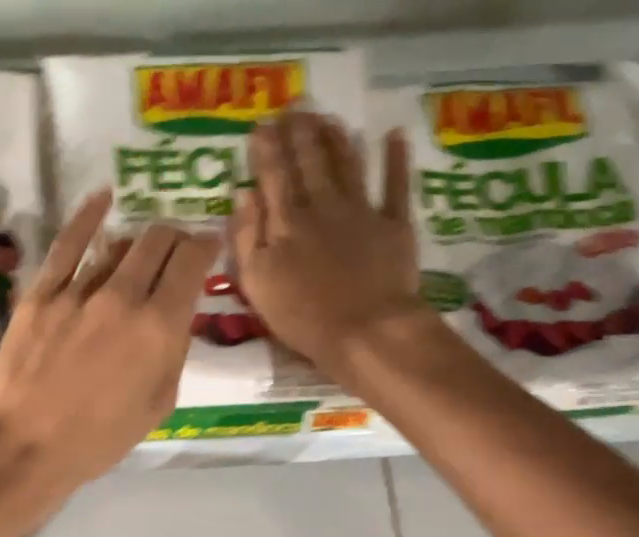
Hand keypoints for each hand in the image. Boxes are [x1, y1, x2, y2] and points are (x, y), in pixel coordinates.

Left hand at [0, 190, 220, 487]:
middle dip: (174, 237)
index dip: (206, 246)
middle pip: (157, 243)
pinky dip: (88, 217)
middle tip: (176, 247)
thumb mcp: (157, 405)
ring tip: (141, 246)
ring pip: (117, 245)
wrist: (27, 444)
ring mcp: (79, 291)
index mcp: (160, 327)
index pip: (192, 262)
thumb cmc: (98, 439)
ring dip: (136, 242)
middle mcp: (124, 297)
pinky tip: (102, 199)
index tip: (209, 244)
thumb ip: (172, 354)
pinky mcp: (42, 294)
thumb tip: (174, 318)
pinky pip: (67, 245)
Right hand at [234, 112, 426, 385]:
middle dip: (300, 132)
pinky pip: (395, 184)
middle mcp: (322, 207)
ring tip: (327, 116)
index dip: (267, 149)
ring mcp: (361, 212)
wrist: (365, 330)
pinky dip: (395, 159)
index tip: (262, 124)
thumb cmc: (302, 316)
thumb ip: (246, 237)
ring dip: (336, 138)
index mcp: (285, 223)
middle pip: (309, 163)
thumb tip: (242, 195)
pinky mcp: (394, 224)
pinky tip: (392, 135)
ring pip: (346, 164)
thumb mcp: (256, 283)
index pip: (273, 177)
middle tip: (296, 105)